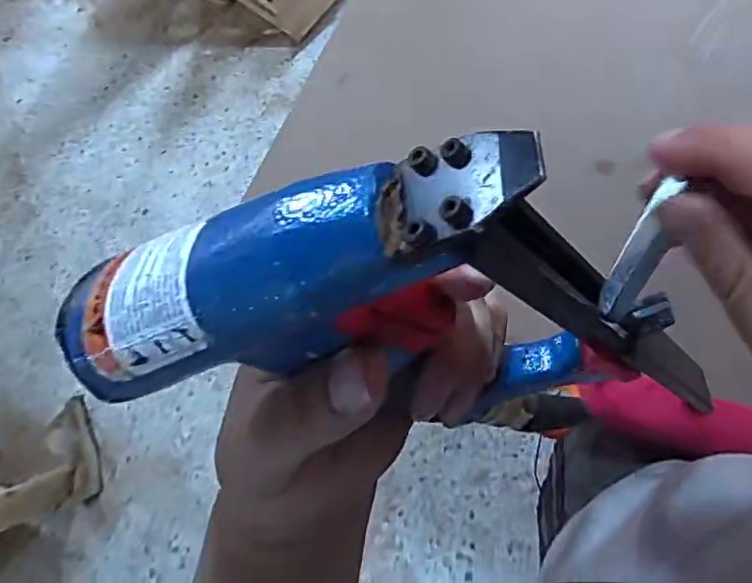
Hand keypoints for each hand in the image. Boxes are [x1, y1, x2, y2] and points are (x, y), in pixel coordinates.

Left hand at [204, 267, 505, 562]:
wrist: (299, 499)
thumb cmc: (267, 460)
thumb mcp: (267, 441)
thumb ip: (310, 408)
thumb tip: (369, 371)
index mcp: (321, 294)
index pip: (377, 253)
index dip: (424, 258)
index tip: (463, 284)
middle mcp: (370, 294)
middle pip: (441, 273)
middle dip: (460, 325)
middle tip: (436, 394)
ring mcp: (408, 318)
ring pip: (470, 302)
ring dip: (473, 353)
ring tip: (440, 410)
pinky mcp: (436, 346)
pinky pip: (482, 330)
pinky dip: (484, 365)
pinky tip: (454, 408)